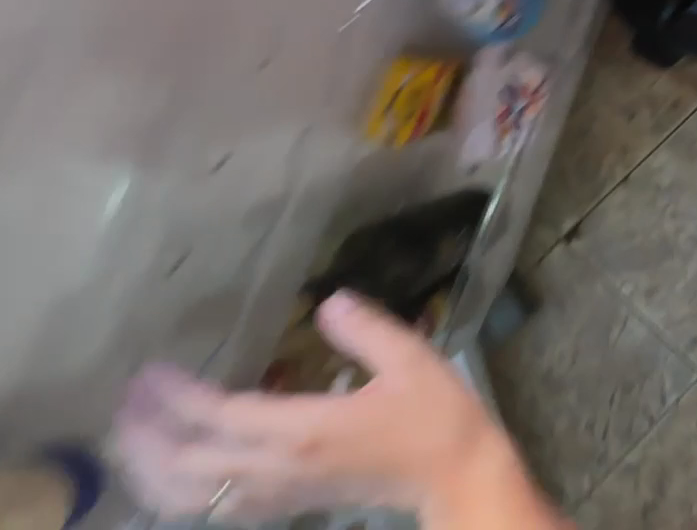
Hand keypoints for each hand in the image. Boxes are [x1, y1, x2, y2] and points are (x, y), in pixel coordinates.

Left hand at [113, 292, 512, 520]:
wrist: (454, 472)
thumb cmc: (437, 414)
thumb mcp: (414, 360)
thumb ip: (368, 331)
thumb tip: (328, 302)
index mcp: (305, 430)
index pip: (219, 415)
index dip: (177, 395)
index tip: (152, 369)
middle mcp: (277, 468)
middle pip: (183, 463)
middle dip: (145, 433)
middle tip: (129, 398)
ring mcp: (277, 493)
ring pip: (185, 495)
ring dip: (150, 468)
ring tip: (137, 437)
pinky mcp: (286, 505)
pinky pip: (210, 507)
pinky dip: (178, 491)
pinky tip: (181, 472)